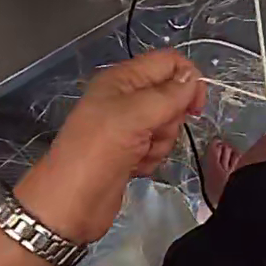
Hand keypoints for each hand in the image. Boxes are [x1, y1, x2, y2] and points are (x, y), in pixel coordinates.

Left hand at [14, 49, 204, 244]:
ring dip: (161, 142)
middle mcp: (126, 98)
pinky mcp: (131, 152)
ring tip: (139, 153)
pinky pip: (158, 147)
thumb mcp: (134, 115)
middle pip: (172, 96)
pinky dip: (152, 158)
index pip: (168, 63)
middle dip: (171, 118)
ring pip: (168, 124)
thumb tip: (194, 78)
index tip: (195, 106)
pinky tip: (136, 167)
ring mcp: (128, 127)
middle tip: (152, 132)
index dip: (187, 79)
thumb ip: (168, 94)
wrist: (71, 203)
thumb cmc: (97, 151)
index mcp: (123, 79)